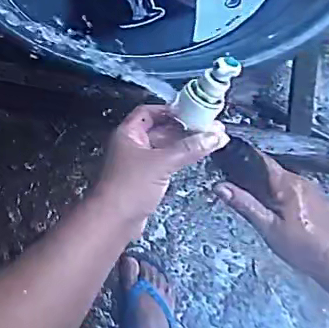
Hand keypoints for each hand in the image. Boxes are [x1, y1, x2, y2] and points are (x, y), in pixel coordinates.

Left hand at [91, 105, 226, 226]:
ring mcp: (139, 161)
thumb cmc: (128, 186)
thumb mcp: (161, 163)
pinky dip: (181, 156)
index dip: (169, 109)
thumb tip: (212, 135)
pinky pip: (166, 160)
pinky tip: (197, 155)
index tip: (192, 110)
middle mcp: (132, 144)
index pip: (149, 111)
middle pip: (160, 128)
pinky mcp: (147, 177)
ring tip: (211, 139)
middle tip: (210, 126)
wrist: (115, 218)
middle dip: (184, 126)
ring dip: (185, 142)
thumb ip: (188, 149)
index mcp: (128, 133)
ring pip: (165, 145)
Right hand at [216, 151, 328, 284]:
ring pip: (277, 180)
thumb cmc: (308, 250)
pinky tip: (269, 208)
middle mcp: (299, 181)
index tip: (219, 158)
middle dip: (247, 174)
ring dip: (262, 185)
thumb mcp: (270, 229)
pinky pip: (288, 189)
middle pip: (266, 169)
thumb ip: (245, 205)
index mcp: (287, 183)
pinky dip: (275, 193)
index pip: (257, 158)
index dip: (237, 156)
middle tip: (228, 183)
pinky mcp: (316, 202)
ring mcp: (310, 191)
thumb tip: (219, 186)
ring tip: (245, 196)